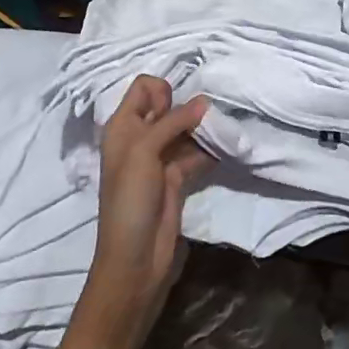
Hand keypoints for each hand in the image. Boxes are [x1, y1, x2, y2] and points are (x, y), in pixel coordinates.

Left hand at [88, 76, 211, 324]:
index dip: (162, 92)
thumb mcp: (143, 153)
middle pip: (168, 106)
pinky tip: (225, 148)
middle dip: (189, 106)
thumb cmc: (130, 201)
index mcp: (122, 127)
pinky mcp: (177, 177)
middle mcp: (140, 138)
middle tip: (206, 117)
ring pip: (185, 129)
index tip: (172, 110)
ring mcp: (159, 159)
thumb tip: (204, 100)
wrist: (136, 260)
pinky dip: (209, 149)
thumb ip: (172, 122)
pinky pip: (196, 152)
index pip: (144, 88)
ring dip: (203, 127)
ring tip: (222, 130)